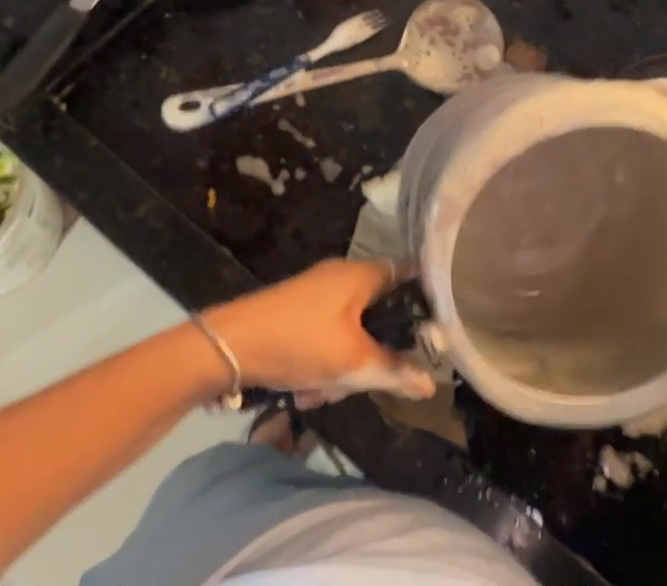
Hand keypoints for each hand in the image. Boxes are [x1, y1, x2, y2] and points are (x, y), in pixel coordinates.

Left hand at [202, 259, 435, 404]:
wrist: (227, 347)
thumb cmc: (299, 342)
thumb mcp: (353, 363)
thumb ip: (395, 372)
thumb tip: (430, 385)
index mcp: (360, 275)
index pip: (408, 274)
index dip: (428, 300)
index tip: (439, 332)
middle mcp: (341, 277)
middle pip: (380, 315)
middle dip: (373, 355)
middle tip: (363, 380)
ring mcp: (316, 295)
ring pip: (351, 335)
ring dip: (342, 370)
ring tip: (322, 393)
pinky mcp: (295, 314)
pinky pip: (325, 340)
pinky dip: (320, 366)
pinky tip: (304, 392)